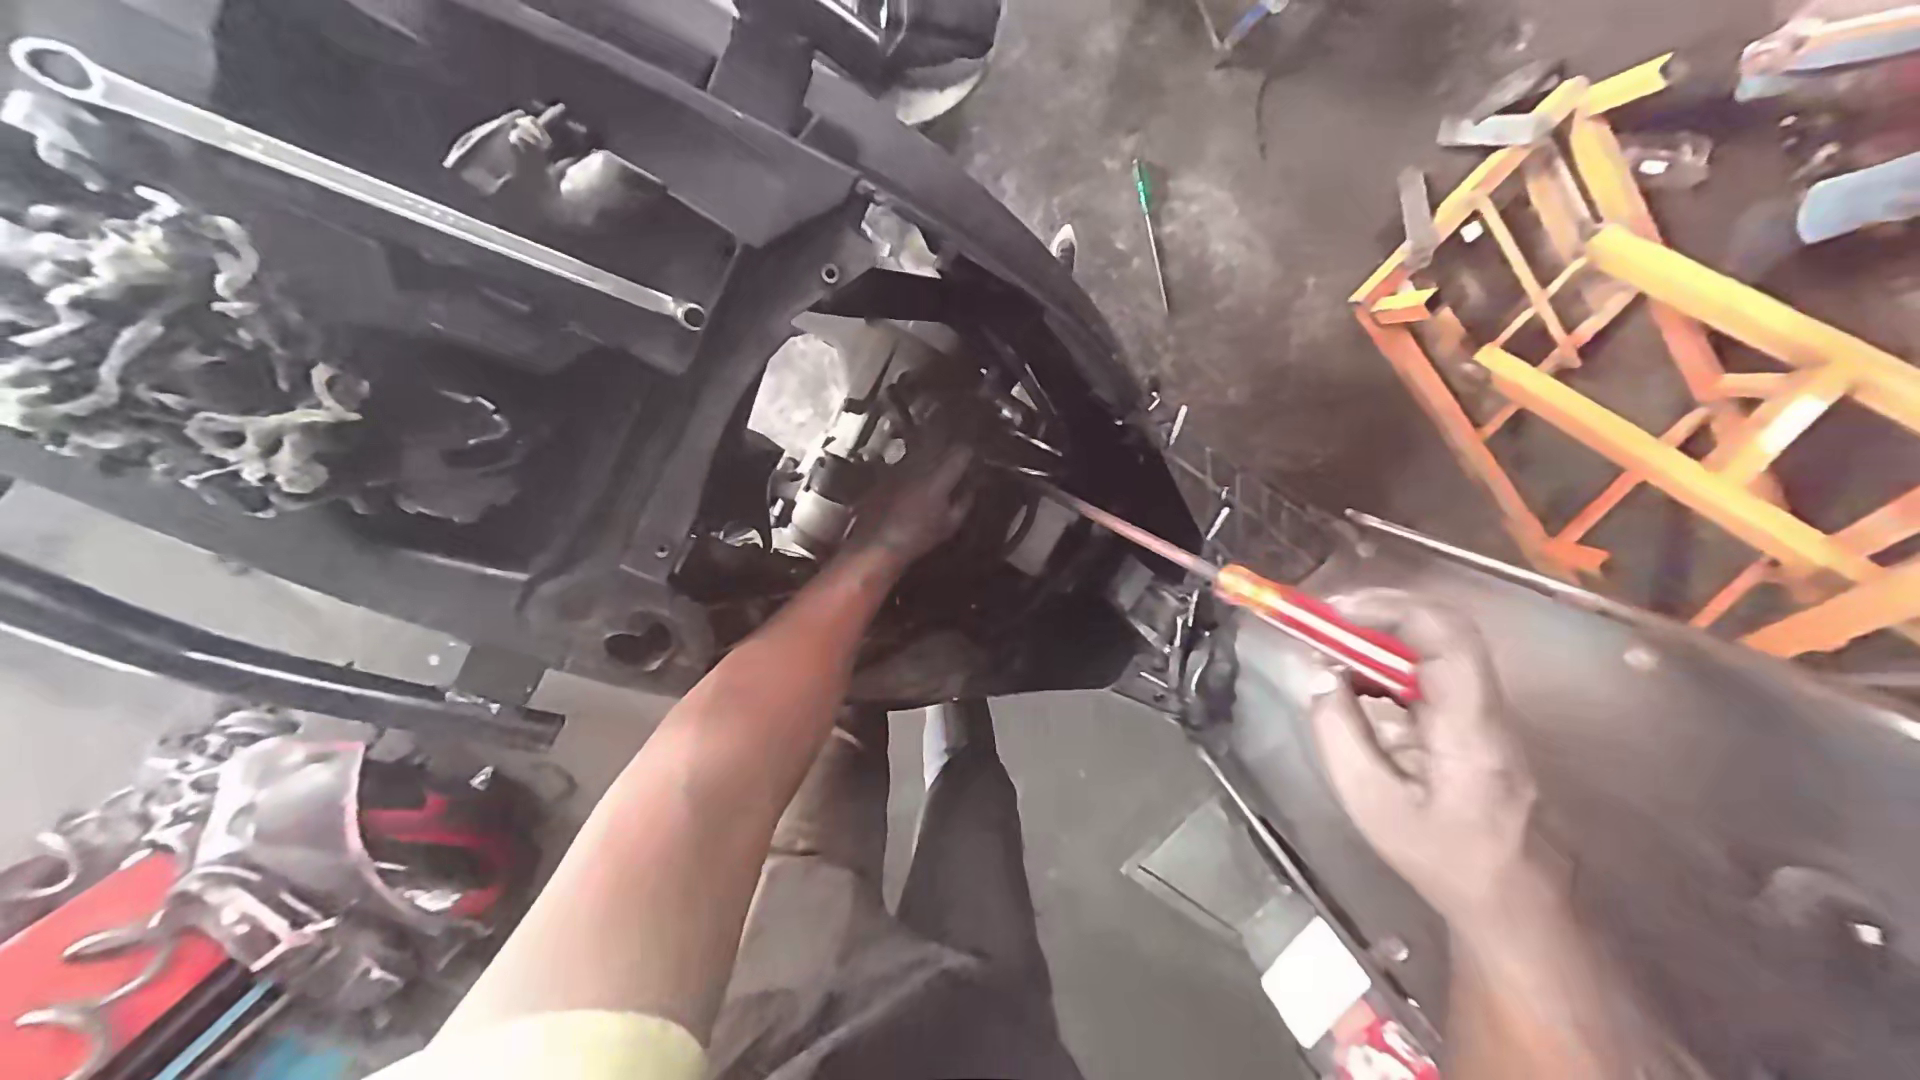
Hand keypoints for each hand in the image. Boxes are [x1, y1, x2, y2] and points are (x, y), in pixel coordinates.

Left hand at [842, 443, 974, 566]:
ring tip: (940, 468)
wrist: (878, 542)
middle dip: (952, 451)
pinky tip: (918, 478)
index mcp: (939, 477)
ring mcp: (901, 466)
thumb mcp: (949, 525)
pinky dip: (916, 464)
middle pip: (941, 446)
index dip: (969, 453)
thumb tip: (971, 489)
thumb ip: (964, 503)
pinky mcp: (888, 471)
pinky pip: (908, 460)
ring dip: (934, 454)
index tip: (973, 459)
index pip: (960, 453)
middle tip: (959, 462)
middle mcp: (920, 465)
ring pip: (923, 450)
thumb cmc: (918, 537)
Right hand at [1306, 589, 1542, 928]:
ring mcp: (1483, 709)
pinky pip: (1427, 669)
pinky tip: (1352, 681)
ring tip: (1326, 647)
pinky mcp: (1471, 718)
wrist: (1516, 898)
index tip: (1331, 613)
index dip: (1386, 609)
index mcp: (1468, 726)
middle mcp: (1485, 706)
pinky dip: (1383, 661)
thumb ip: (1338, 733)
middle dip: (1375, 610)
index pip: (1444, 637)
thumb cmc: (1443, 857)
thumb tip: (1319, 676)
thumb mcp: (1371, 802)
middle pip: (1441, 626)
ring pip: (1434, 644)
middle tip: (1321, 620)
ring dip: (1376, 634)